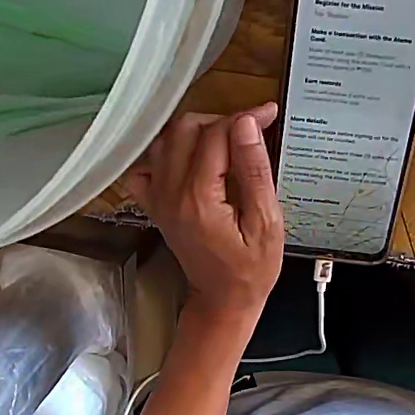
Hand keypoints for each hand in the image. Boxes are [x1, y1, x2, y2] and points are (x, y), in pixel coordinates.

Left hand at [125, 104, 284, 324]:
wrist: (223, 299)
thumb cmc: (250, 270)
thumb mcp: (266, 223)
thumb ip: (254, 172)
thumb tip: (246, 126)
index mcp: (200, 198)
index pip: (217, 134)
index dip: (246, 118)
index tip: (268, 115)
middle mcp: (171, 193)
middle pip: (186, 127)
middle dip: (222, 121)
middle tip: (249, 133)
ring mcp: (158, 198)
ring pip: (167, 139)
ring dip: (197, 132)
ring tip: (227, 145)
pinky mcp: (155, 203)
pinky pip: (147, 164)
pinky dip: (166, 152)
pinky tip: (190, 159)